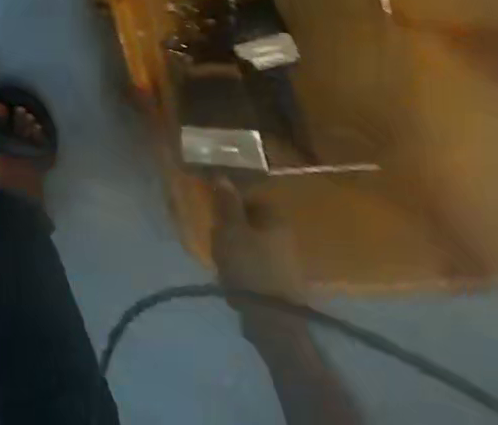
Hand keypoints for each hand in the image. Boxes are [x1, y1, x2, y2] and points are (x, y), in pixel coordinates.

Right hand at [212, 185, 307, 307]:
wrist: (272, 321)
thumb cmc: (249, 267)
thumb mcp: (230, 230)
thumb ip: (227, 203)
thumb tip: (223, 176)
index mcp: (275, 218)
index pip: (250, 196)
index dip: (230, 198)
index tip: (212, 204)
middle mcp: (285, 235)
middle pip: (252, 219)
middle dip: (232, 223)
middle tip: (213, 231)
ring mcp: (285, 260)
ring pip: (253, 241)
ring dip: (236, 244)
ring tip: (218, 254)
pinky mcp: (281, 281)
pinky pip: (256, 262)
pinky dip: (243, 263)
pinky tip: (230, 272)